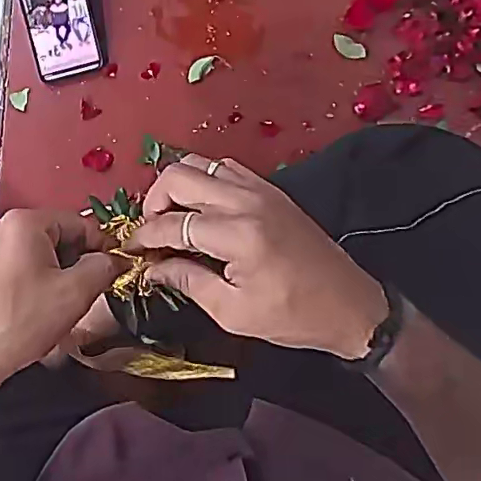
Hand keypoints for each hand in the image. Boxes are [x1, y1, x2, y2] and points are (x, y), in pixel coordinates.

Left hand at [0, 208, 124, 399]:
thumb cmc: (15, 323)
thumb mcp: (76, 292)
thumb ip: (104, 267)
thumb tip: (115, 259)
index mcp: (25, 222)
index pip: (80, 222)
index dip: (104, 245)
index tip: (117, 263)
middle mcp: (6, 228)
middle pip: (62, 236)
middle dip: (82, 261)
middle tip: (94, 286)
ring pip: (47, 254)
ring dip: (64, 274)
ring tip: (68, 302)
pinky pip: (28, 267)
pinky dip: (44, 282)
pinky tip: (47, 308)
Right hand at [126, 155, 386, 358]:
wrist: (351, 304)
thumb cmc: (293, 316)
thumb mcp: (234, 312)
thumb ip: (188, 281)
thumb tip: (152, 267)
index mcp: (238, 234)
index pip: (172, 222)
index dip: (144, 237)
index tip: (129, 251)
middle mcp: (246, 200)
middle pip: (178, 175)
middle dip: (153, 201)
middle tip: (150, 232)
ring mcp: (260, 188)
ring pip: (199, 163)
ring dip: (176, 186)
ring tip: (172, 218)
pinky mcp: (270, 189)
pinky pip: (224, 167)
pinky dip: (203, 180)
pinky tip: (200, 208)